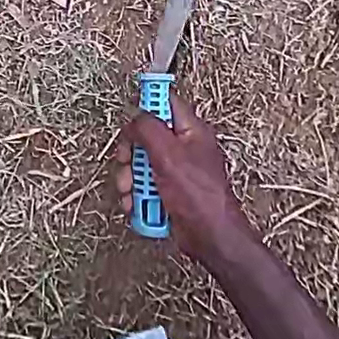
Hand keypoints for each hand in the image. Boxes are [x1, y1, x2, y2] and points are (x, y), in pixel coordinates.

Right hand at [115, 93, 259, 264]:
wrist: (210, 237)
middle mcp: (183, 147)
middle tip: (128, 163)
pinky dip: (136, 195)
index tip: (131, 109)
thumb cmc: (200, 197)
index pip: (166, 101)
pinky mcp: (167, 189)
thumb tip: (134, 117)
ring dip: (130, 178)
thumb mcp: (168, 154)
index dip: (147, 101)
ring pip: (140, 162)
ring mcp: (175, 169)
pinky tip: (137, 205)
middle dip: (130, 152)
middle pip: (145, 135)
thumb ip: (148, 128)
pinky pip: (143, 184)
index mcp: (190, 130)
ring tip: (132, 192)